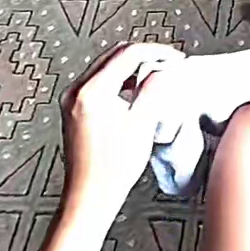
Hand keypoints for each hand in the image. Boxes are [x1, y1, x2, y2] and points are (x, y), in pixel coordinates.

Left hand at [60, 43, 183, 223]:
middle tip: (169, 64)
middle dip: (146, 55)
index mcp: (92, 91)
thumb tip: (165, 68)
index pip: (129, 54)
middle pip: (116, 55)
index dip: (157, 52)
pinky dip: (122, 79)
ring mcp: (73, 99)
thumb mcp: (142, 123)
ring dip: (134, 66)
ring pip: (109, 65)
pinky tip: (138, 91)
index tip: (176, 59)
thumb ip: (155, 89)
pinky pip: (101, 80)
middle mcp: (77, 91)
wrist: (90, 198)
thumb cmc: (112, 169)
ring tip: (158, 76)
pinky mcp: (76, 109)